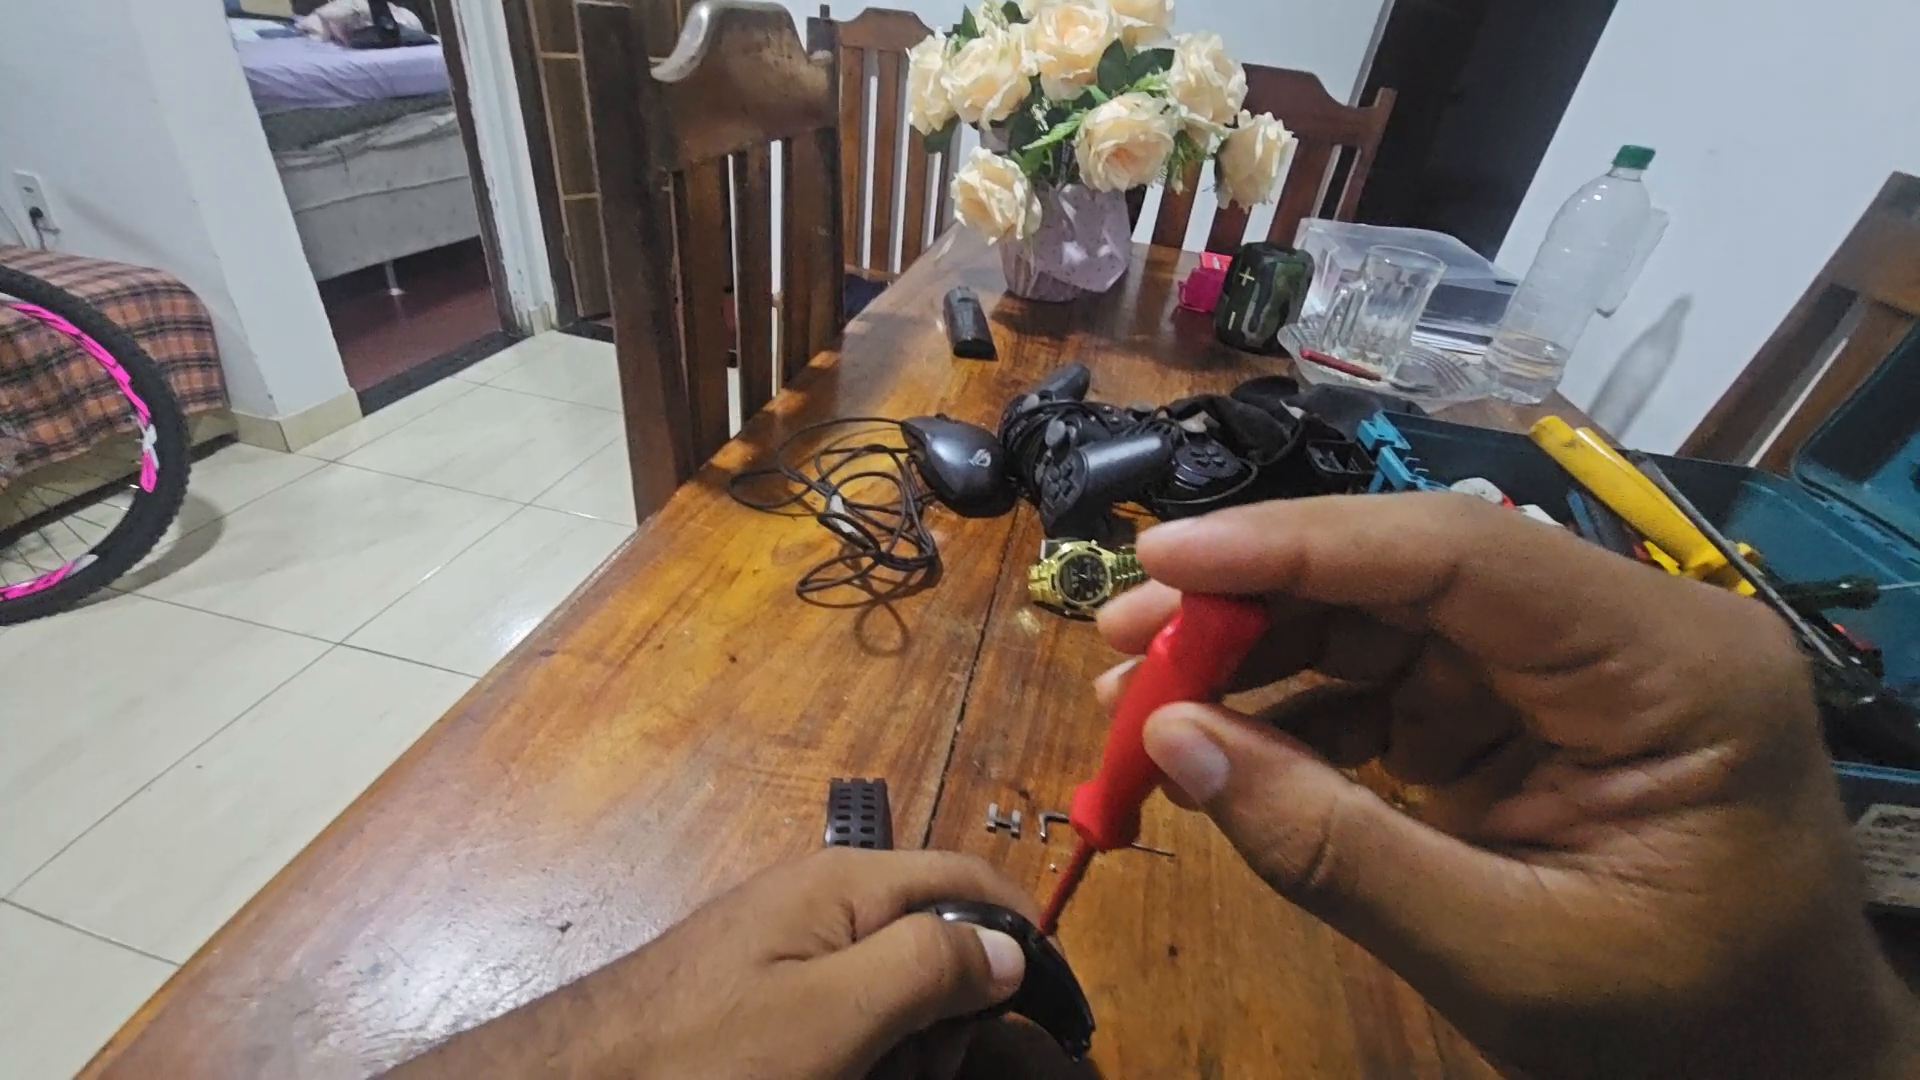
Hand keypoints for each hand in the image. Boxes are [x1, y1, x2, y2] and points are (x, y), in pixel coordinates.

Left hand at [390, 850, 1034, 1078]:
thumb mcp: (830, 1014)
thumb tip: (1012, 945)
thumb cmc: (706, 1052)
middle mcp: (830, 895)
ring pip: (896, 973)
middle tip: (932, 1067)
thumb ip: (926, 965)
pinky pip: (851, 1001)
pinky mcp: (774, 983)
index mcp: (850, 881)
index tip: (1054, 995)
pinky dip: (870, 1040)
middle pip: (934, 927)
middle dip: (955, 1000)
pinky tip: (852, 1071)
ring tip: (884, 1077)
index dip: (1018, 923)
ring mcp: (798, 940)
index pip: (963, 875)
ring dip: (912, 1033)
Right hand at [1097, 494, 1919, 1079]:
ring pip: (1346, 613)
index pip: (1453, 551)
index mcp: (1659, 663)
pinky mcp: (1466, 697)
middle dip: (1241, 596)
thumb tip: (1169, 740)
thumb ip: (1327, 846)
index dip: (1295, 543)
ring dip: (1235, 648)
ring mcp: (1519, 660)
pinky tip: (1199, 740)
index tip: (1164, 557)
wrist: (1750, 1075)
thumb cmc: (1677, 1029)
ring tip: (1134, 690)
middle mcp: (1587, 629)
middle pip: (1381, 569)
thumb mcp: (1502, 957)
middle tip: (1124, 630)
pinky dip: (1262, 706)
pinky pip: (1344, 676)